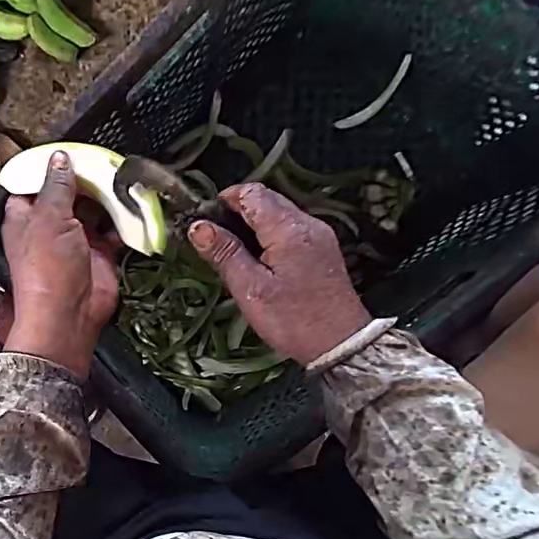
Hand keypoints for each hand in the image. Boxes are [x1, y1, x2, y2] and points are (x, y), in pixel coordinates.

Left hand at [0, 150, 119, 376]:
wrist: (69, 315)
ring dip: (107, 197)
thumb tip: (59, 158)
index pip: (33, 182)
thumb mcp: (48, 218)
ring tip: (121, 178)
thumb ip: (57, 186)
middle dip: (85, 179)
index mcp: (26, 216)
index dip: (48, 166)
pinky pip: (113, 229)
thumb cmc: (48, 268)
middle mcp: (49, 224)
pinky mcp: (99, 252)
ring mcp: (75, 239)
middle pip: (68, 192)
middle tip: (104, 159)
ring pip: (93, 208)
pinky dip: (122, 220)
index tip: (69, 149)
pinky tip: (131, 206)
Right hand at [188, 183, 370, 364]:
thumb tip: (198, 226)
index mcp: (288, 229)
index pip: (252, 194)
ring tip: (230, 247)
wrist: (341, 344)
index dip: (225, 199)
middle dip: (237, 209)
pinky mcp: (322, 248)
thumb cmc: (292, 319)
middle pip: (267, 198)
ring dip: (252, 222)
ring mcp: (318, 234)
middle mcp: (307, 223)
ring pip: (279, 212)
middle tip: (213, 235)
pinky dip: (269, 233)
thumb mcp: (251, 289)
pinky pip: (290, 227)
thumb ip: (225, 253)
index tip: (204, 217)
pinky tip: (256, 256)